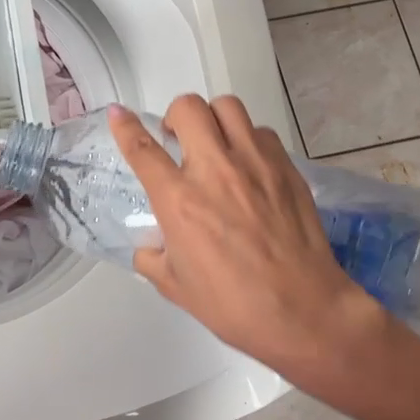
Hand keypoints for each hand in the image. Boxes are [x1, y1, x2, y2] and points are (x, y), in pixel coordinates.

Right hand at [110, 96, 398, 381]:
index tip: (117, 114)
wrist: (303, 312)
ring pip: (228, 108)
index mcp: (178, 200)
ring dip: (213, 119)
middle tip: (177, 139)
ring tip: (214, 142)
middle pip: (188, 108)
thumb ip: (153, 257)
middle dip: (175, 116)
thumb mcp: (174, 285)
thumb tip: (150, 247)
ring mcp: (255, 165)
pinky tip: (248, 164)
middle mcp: (214, 171)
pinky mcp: (287, 169)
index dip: (124, 126)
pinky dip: (248, 139)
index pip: (142, 148)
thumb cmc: (231, 304)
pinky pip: (261, 133)